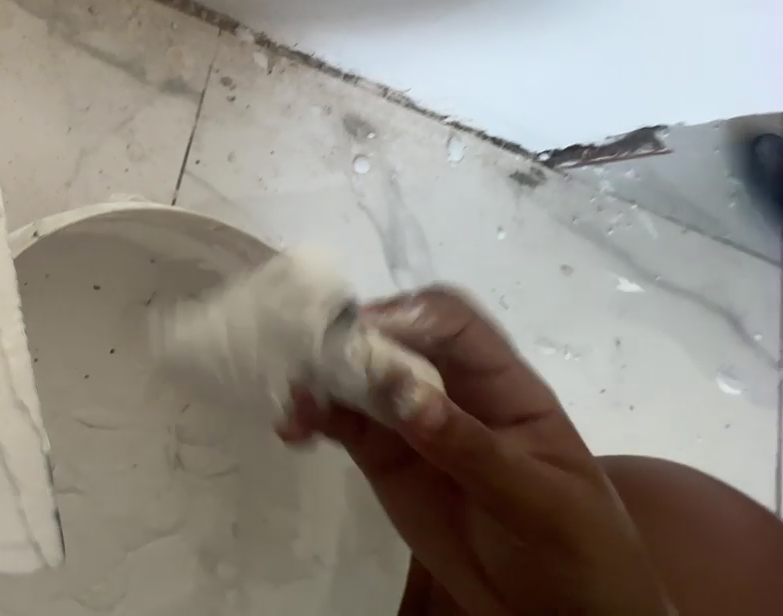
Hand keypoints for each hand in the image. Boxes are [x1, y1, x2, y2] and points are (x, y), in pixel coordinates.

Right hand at [278, 286, 672, 614]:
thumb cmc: (576, 554)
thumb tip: (403, 393)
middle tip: (312, 360)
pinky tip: (293, 428)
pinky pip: (334, 418)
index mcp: (500, 387)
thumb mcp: (540, 503)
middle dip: (347, 341)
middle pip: (389, 339)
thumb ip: (470, 447)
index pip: (452, 324)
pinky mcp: (377, 450)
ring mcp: (407, 418)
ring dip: (317, 377)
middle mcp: (446, 389)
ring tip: (297, 402)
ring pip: (351, 374)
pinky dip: (308, 414)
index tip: (364, 332)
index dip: (409, 315)